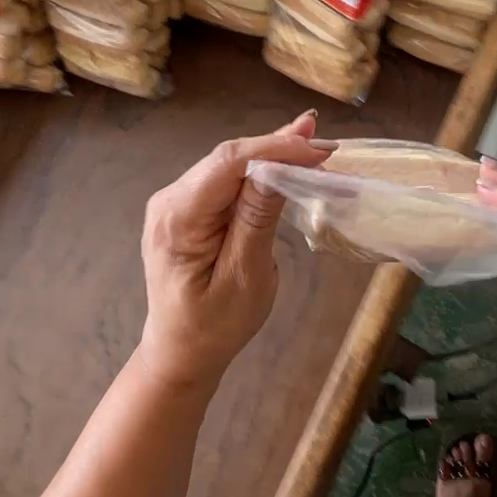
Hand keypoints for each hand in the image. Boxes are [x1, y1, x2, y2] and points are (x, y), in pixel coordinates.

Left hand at [136, 111, 334, 390]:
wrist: (183, 352)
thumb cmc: (215, 325)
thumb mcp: (244, 276)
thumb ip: (258, 218)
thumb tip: (280, 167)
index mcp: (177, 218)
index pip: (228, 164)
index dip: (275, 149)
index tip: (318, 149)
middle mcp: (170, 200)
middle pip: (229, 159)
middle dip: (279, 146)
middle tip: (325, 144)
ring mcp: (177, 201)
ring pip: (231, 164)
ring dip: (274, 154)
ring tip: (313, 144)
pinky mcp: (191, 207)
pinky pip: (228, 179)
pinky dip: (262, 170)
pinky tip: (288, 156)